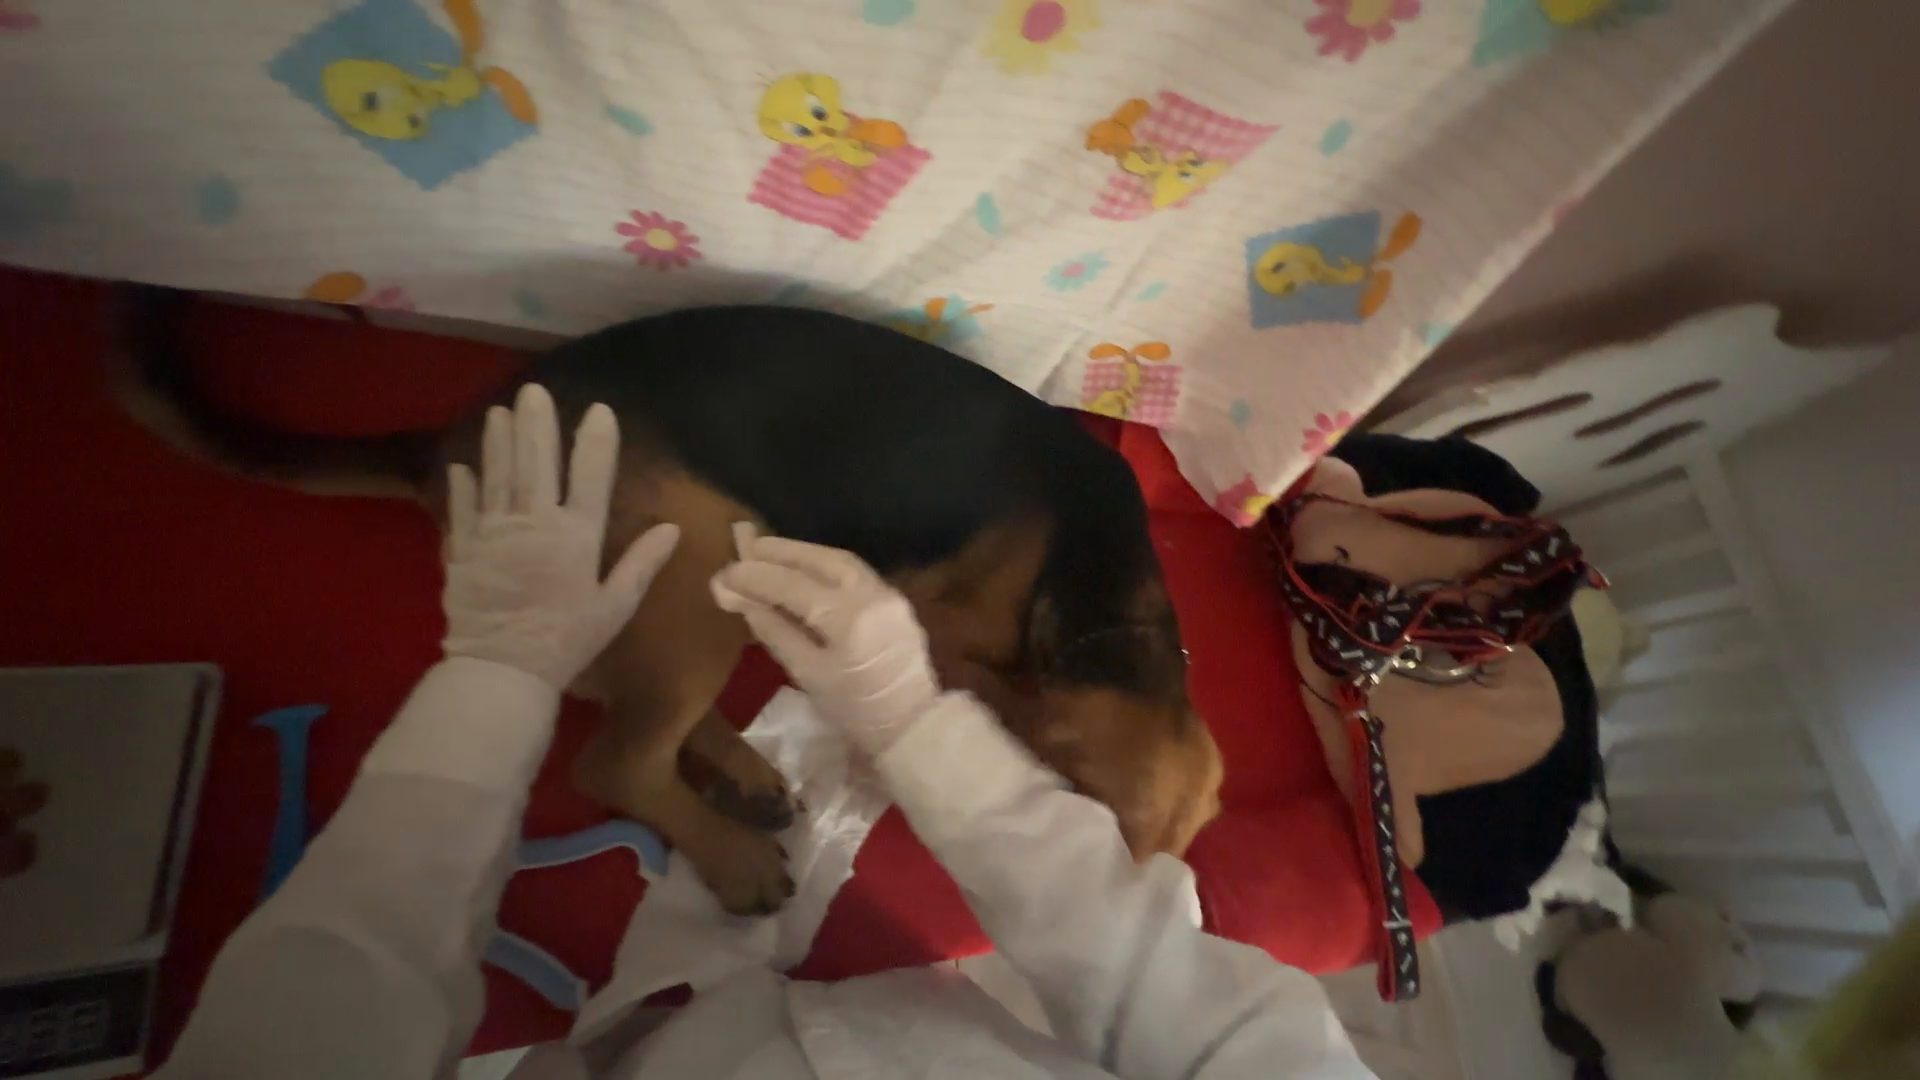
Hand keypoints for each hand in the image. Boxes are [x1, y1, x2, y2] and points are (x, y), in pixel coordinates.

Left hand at [441, 384, 678, 689]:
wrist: (503, 669)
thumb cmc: (568, 638)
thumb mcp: (615, 605)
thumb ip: (641, 562)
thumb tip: (671, 527)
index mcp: (575, 536)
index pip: (589, 477)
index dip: (596, 442)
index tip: (599, 410)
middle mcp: (533, 524)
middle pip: (535, 464)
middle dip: (535, 425)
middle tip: (534, 391)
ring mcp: (493, 534)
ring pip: (497, 477)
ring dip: (498, 442)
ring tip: (498, 411)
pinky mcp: (463, 550)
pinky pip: (462, 510)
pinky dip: (463, 486)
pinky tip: (463, 466)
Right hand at [710, 531, 938, 754]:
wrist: (910, 723)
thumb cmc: (853, 709)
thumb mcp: (807, 674)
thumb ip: (776, 631)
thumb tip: (744, 599)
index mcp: (849, 619)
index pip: (793, 586)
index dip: (756, 577)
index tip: (726, 572)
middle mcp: (871, 595)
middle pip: (821, 561)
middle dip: (782, 552)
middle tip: (748, 547)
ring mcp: (888, 594)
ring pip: (841, 561)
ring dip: (804, 553)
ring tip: (771, 552)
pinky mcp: (895, 599)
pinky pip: (855, 572)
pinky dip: (826, 565)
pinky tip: (805, 568)